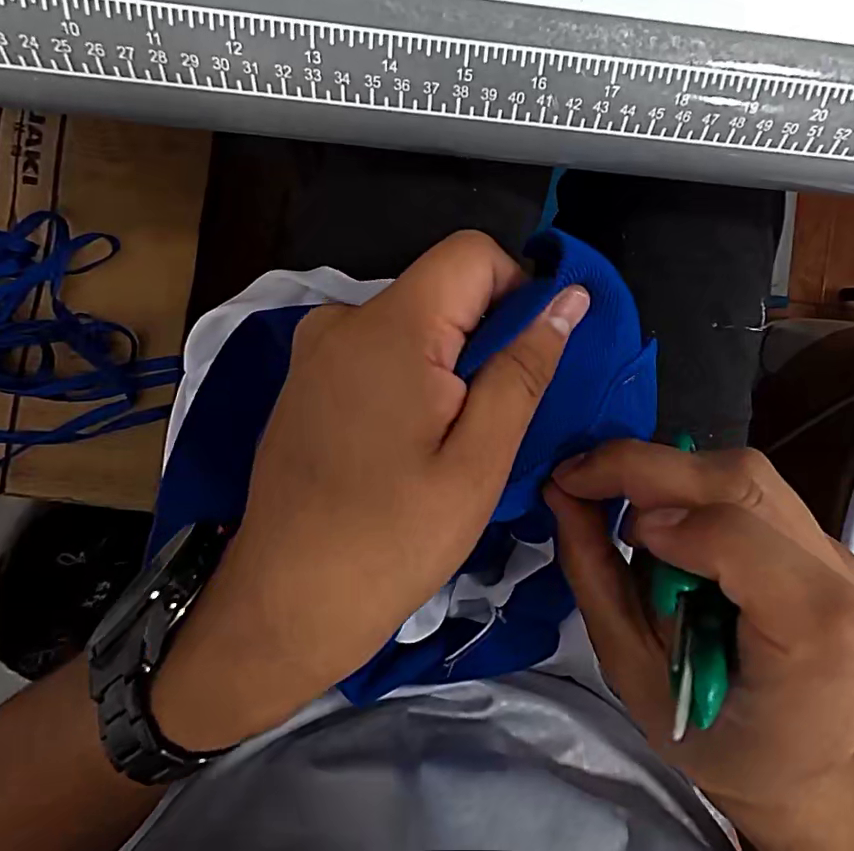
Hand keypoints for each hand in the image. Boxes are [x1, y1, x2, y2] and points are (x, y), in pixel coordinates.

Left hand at [151, 231, 589, 748]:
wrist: (284, 602)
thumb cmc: (392, 539)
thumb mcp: (480, 458)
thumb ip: (524, 367)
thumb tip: (569, 298)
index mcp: (391, 325)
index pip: (473, 252)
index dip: (515, 291)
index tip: (524, 361)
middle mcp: (345, 317)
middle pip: (444, 287)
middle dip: (484, 337)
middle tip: (487, 421)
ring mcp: (317, 346)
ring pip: (415, 320)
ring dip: (449, 362)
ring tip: (445, 441)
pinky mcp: (307, 376)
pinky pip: (379, 346)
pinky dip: (411, 375)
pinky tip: (405, 441)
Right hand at [546, 442, 853, 840]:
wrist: (794, 766)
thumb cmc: (711, 740)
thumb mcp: (632, 672)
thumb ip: (595, 576)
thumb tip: (561, 492)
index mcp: (816, 647)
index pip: (744, 543)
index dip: (668, 518)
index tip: (600, 514)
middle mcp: (843, 586)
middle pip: (744, 484)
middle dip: (651, 469)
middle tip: (585, 480)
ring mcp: (840, 558)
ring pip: (748, 474)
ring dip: (670, 475)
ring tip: (625, 512)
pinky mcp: (821, 542)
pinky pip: (753, 489)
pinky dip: (694, 488)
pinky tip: (668, 523)